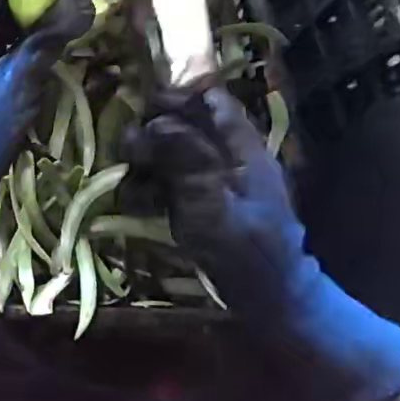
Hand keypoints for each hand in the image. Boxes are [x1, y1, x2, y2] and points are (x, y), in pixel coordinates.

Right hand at [131, 88, 399, 400]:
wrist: (273, 306)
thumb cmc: (249, 253)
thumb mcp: (215, 204)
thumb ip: (188, 160)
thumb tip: (156, 121)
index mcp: (242, 148)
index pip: (211, 101)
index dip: (178, 94)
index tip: (142, 101)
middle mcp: (228, 158)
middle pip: (187, 124)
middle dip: (154, 128)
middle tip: (126, 143)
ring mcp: (215, 182)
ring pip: (174, 152)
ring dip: (147, 157)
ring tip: (127, 172)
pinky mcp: (202, 207)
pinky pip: (170, 182)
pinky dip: (150, 184)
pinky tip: (134, 197)